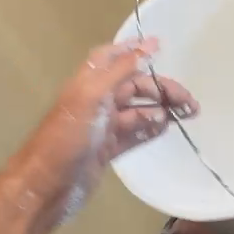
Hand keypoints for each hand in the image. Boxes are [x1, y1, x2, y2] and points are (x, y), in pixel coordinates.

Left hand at [11, 38, 196, 220]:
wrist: (44, 189)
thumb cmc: (67, 136)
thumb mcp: (93, 96)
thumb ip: (122, 68)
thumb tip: (151, 44)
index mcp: (91, 82)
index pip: (114, 57)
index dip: (136, 50)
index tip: (162, 47)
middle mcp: (98, 100)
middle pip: (135, 86)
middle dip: (162, 88)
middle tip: (189, 101)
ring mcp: (103, 126)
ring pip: (139, 111)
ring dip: (162, 110)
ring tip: (187, 115)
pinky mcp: (107, 149)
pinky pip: (134, 133)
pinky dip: (151, 129)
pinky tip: (168, 129)